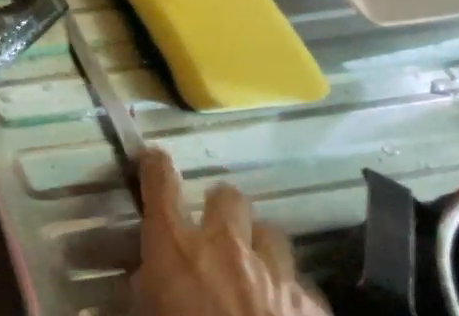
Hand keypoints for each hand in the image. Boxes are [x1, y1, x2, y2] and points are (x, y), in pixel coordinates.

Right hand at [134, 149, 329, 315]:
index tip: (154, 157)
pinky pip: (302, 288)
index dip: (156, 165)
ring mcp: (275, 275)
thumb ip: (147, 282)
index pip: (160, 183)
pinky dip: (290, 295)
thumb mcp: (148, 307)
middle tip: (217, 222)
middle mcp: (225, 246)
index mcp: (175, 243)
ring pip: (273, 235)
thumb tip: (145, 274)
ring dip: (261, 245)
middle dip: (223, 206)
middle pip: (229, 197)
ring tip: (256, 265)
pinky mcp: (313, 306)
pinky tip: (283, 312)